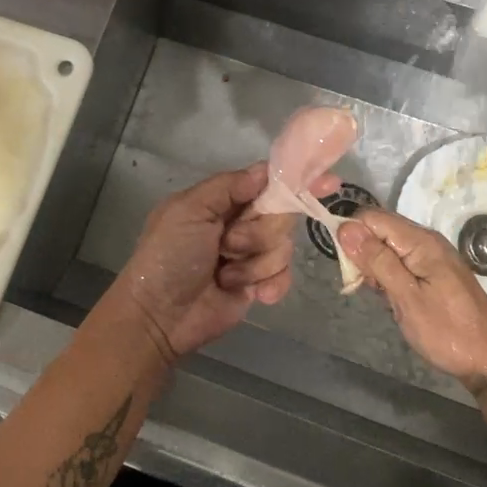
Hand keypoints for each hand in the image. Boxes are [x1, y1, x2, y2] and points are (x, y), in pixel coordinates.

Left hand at [106, 163, 330, 363]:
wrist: (160, 316)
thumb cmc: (168, 256)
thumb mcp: (189, 210)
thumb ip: (228, 186)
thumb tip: (264, 169)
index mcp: (222, 199)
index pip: (266, 181)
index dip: (294, 180)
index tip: (326, 181)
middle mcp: (240, 221)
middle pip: (281, 213)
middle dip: (257, 232)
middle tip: (226, 245)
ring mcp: (251, 254)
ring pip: (283, 246)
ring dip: (254, 262)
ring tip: (224, 274)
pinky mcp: (259, 283)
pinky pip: (284, 275)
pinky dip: (270, 283)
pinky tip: (252, 294)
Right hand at [337, 210, 486, 389]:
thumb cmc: (448, 332)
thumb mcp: (407, 298)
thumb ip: (377, 261)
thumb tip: (346, 228)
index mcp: (421, 242)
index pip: (372, 217)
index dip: (351, 233)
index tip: (343, 263)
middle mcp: (427, 241)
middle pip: (380, 229)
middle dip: (360, 250)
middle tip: (358, 283)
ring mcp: (432, 257)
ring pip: (388, 246)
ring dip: (373, 265)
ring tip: (375, 294)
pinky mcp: (434, 273)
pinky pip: (401, 261)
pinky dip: (388, 274)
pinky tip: (388, 297)